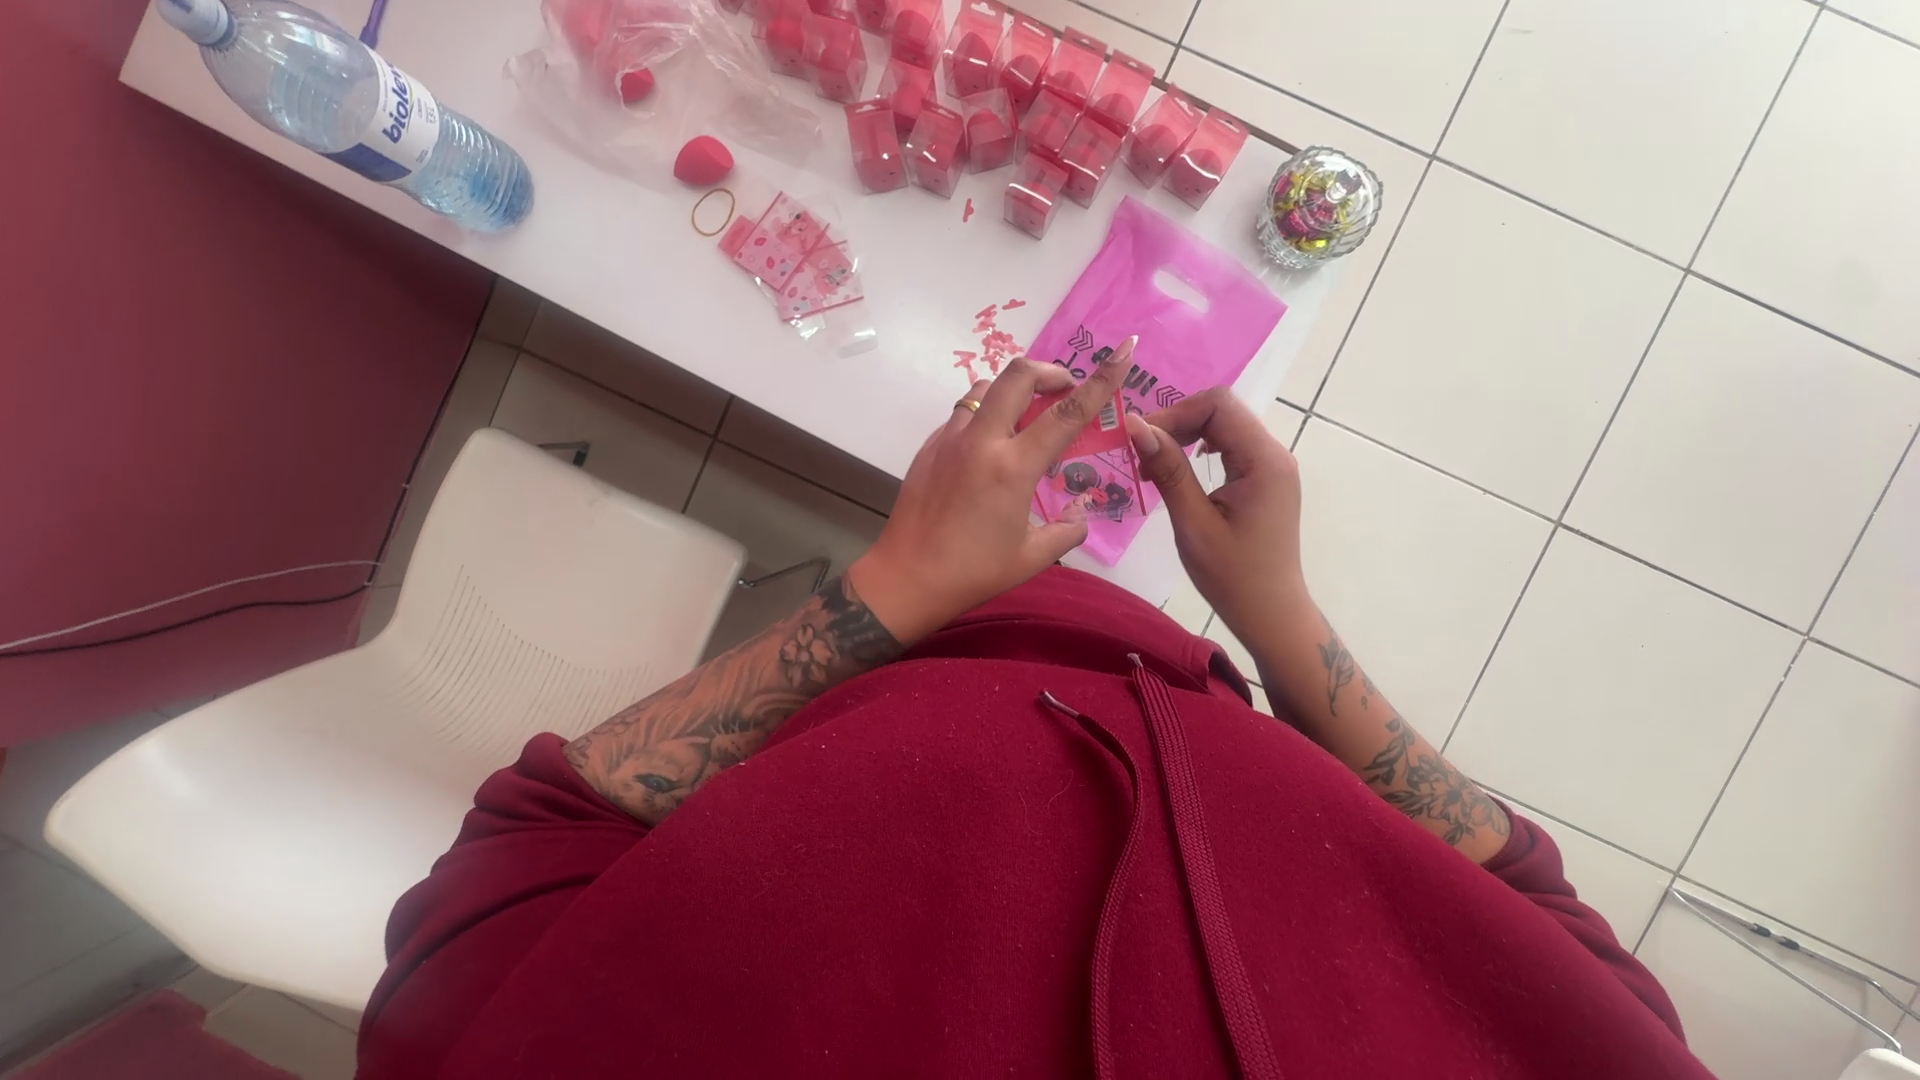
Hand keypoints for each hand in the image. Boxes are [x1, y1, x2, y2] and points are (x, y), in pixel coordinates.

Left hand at [848, 340, 1136, 643]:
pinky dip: (986, 416)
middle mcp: (980, 442)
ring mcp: (949, 439)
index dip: (1103, 378)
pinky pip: (963, 415)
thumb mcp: (1032, 558)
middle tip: (1065, 389)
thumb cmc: (973, 573)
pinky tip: (991, 448)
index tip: (1125, 349)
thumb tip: (1082, 509)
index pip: (1068, 412)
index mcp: (1012, 467)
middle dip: (1050, 371)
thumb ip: (1069, 528)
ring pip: (985, 388)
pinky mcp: (929, 447)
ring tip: (1027, 417)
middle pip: (1018, 375)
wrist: (906, 578)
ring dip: (1013, 391)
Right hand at [1125, 387, 1314, 653]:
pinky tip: (1177, 473)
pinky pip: (1229, 447)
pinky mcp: (1264, 479)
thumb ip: (1168, 470)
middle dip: (1176, 424)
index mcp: (1264, 460)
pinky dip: (1198, 451)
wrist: (1270, 613)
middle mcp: (1274, 453)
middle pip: (1221, 411)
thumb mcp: (1194, 523)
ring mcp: (1271, 466)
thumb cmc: (1232, 575)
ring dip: (1184, 437)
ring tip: (1153, 468)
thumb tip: (1136, 426)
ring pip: (1223, 426)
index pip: (1218, 404)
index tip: (1140, 443)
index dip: (1174, 414)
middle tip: (1140, 457)